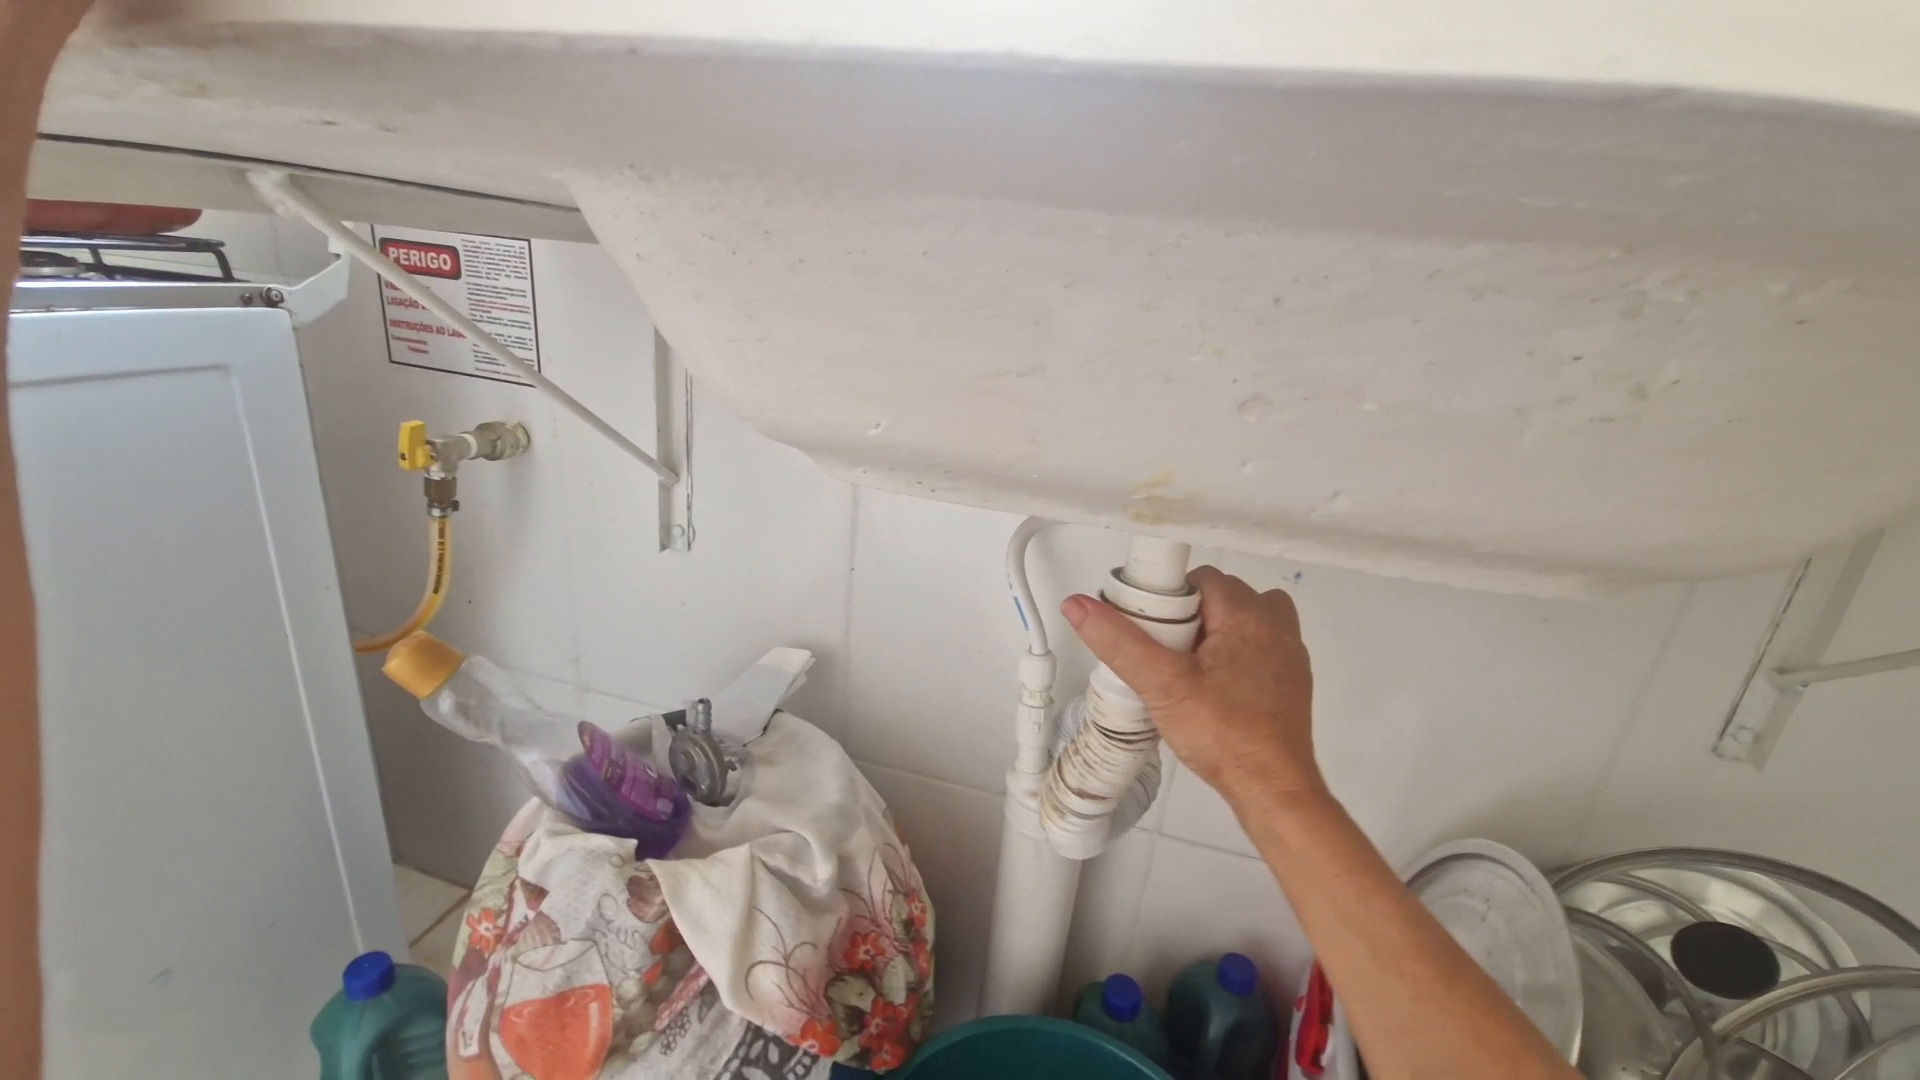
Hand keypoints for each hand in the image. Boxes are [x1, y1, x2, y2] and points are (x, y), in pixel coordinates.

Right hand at [1061, 566, 1322, 803]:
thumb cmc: (1222, 733)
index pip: (1200, 578)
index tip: (1148, 626)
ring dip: (1214, 632)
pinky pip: (1258, 648)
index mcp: (1248, 614)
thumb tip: (1077, 605)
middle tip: (1161, 651)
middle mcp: (1277, 625)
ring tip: (1185, 666)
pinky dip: (1233, 654)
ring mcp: (1290, 655)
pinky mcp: (1292, 682)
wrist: (1272, 789)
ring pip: (1243, 620)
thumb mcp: (1160, 683)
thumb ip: (1118, 641)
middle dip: (1188, 615)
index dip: (1168, 597)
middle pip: (1221, 597)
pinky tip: (1210, 687)